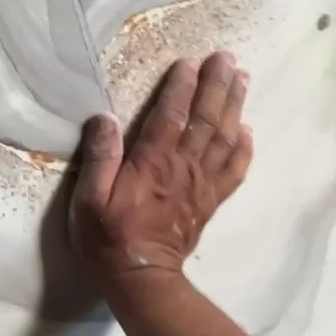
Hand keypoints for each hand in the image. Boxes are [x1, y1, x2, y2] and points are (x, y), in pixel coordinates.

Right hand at [70, 51, 252, 288]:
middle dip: (217, 85)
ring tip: (242, 79)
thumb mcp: (88, 199)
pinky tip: (247, 130)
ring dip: (235, 106)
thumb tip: (105, 119)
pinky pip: (234, 170)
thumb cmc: (107, 237)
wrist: (139, 277)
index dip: (181, 86)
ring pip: (224, 138)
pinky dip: (244, 148)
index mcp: (153, 163)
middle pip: (206, 119)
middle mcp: (183, 168)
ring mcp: (201, 185)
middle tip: (227, 57)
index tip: (189, 61)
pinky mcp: (209, 201)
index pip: (171, 115)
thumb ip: (99, 158)